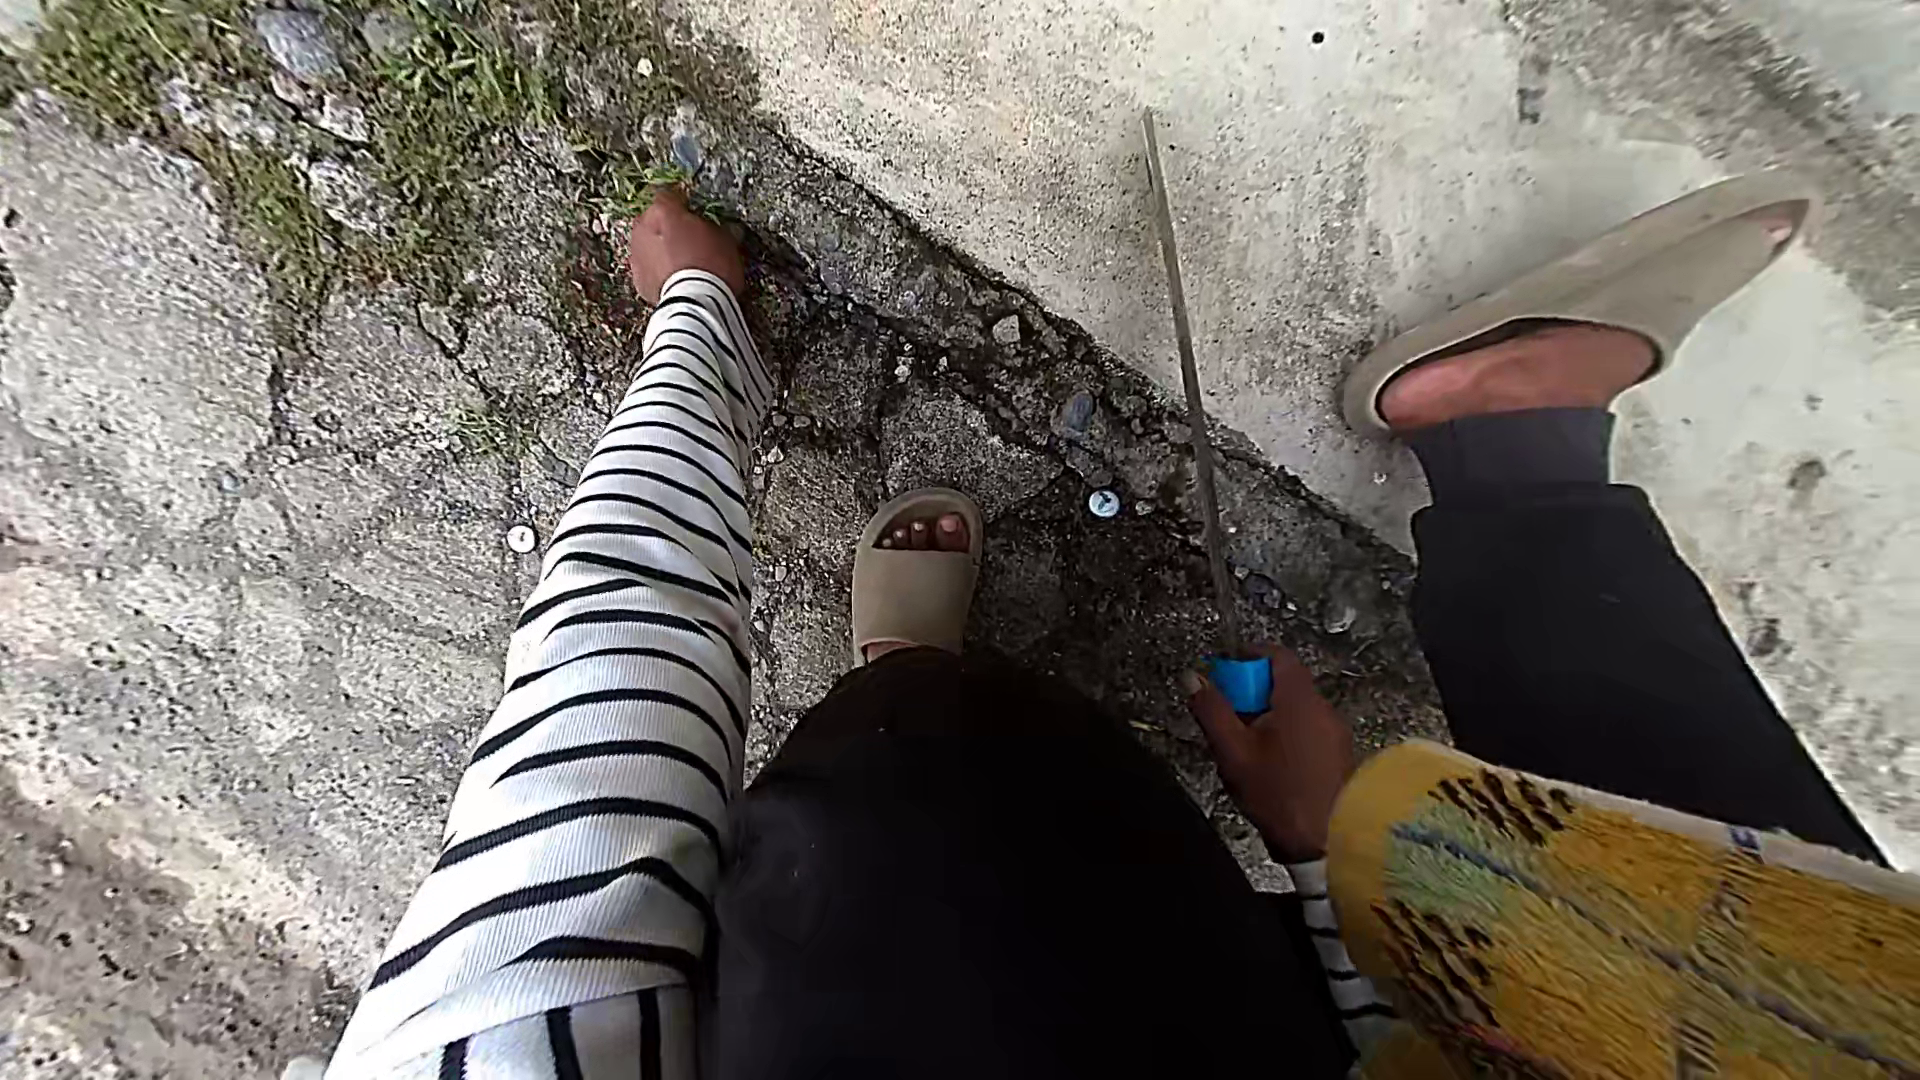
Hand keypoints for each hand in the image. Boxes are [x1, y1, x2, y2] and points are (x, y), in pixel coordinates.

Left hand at [627, 186, 746, 303]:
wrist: (696, 302)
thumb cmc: (712, 267)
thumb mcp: (727, 243)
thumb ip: (719, 230)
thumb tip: (726, 229)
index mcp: (664, 210)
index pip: (670, 196)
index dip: (684, 207)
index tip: (694, 217)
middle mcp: (644, 226)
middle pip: (655, 222)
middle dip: (670, 231)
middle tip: (690, 247)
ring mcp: (637, 253)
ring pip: (649, 246)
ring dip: (662, 253)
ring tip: (683, 269)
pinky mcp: (638, 279)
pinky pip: (649, 271)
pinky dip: (659, 276)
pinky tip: (676, 284)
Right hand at [1182, 644, 1354, 861]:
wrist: (1332, 847)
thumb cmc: (1278, 792)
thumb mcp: (1232, 750)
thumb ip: (1210, 709)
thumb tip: (1191, 676)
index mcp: (1299, 700)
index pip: (1276, 655)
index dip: (1246, 655)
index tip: (1221, 671)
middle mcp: (1323, 709)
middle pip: (1282, 682)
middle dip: (1249, 691)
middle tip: (1225, 716)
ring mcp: (1335, 733)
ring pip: (1293, 708)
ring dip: (1265, 714)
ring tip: (1242, 745)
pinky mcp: (1340, 756)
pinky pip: (1306, 728)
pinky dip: (1283, 732)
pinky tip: (1268, 763)